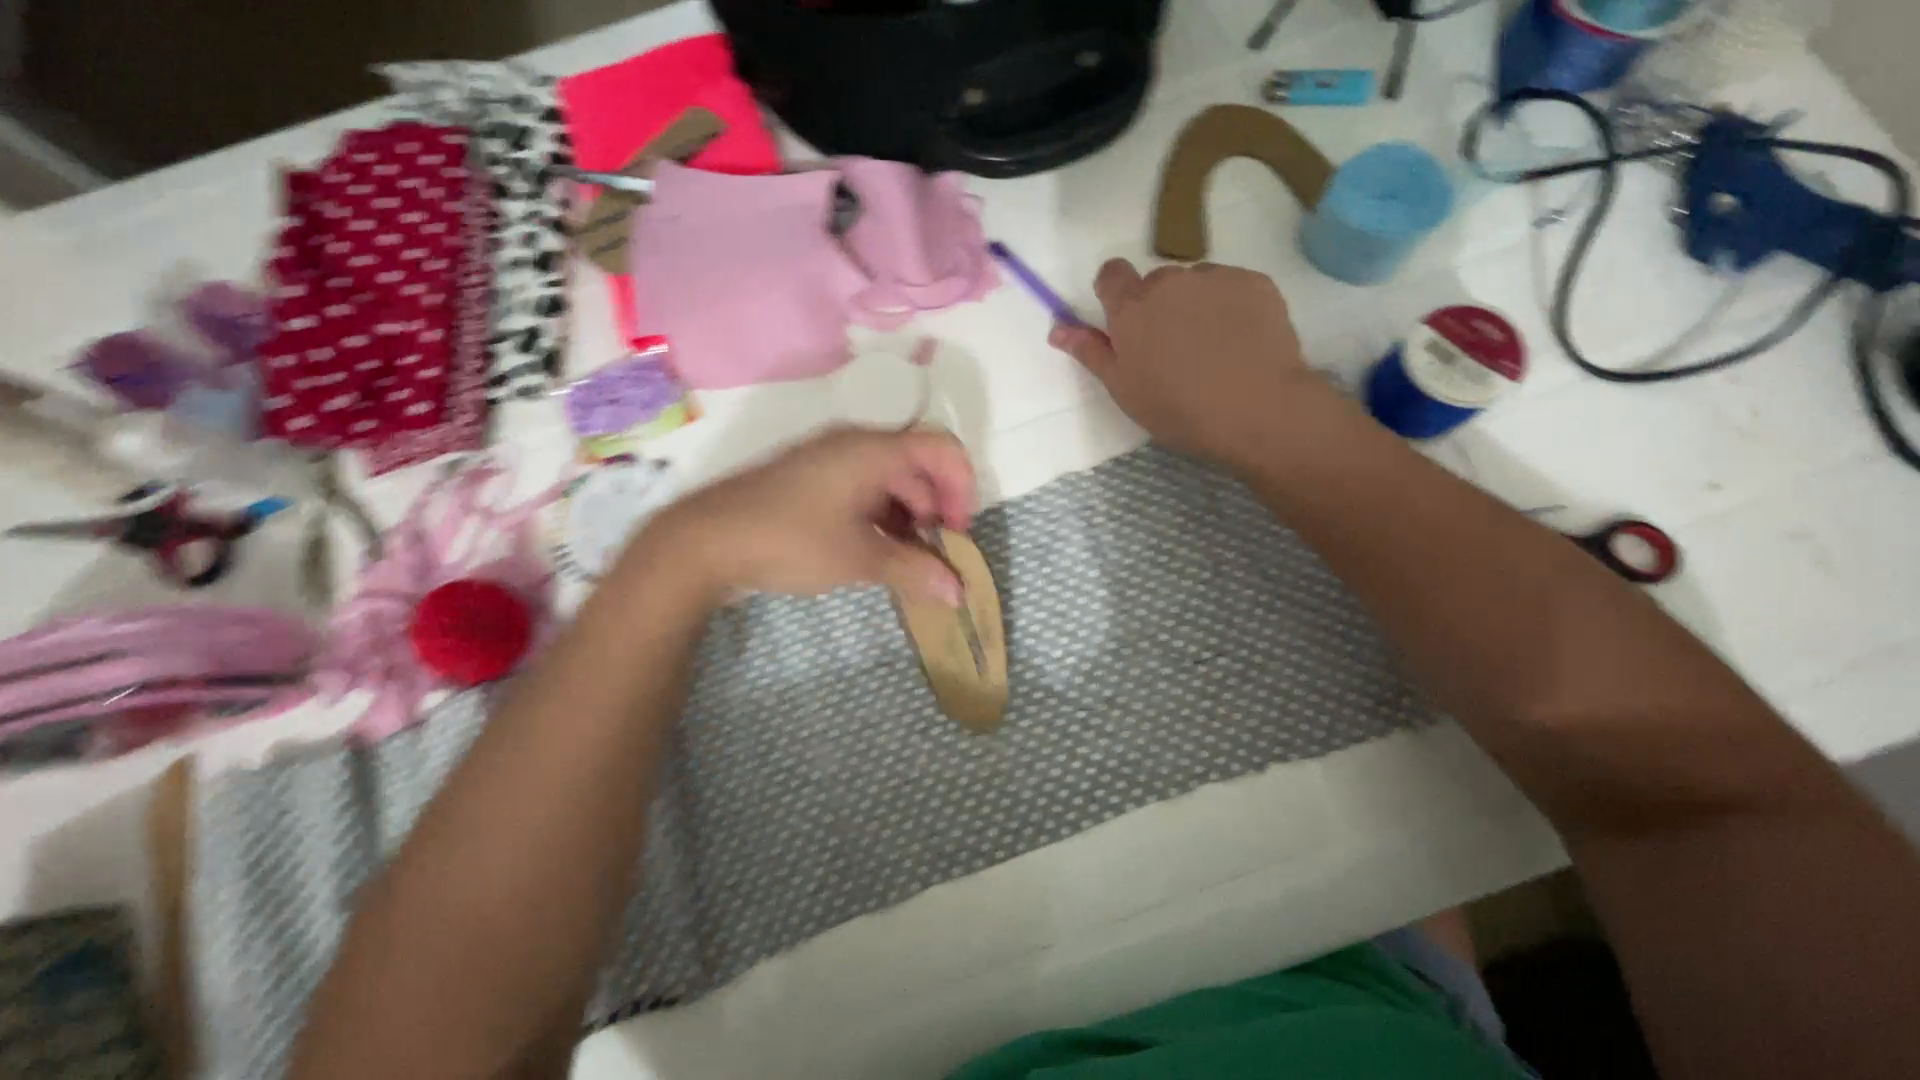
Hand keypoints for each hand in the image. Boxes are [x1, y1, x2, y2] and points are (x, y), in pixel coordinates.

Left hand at [629, 427, 976, 606]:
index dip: (962, 487)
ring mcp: (828, 461)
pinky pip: (861, 489)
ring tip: (906, 559)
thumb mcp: (859, 559)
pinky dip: (879, 516)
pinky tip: (874, 551)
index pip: (941, 448)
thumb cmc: (790, 541)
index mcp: (872, 450)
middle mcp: (853, 446)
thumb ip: (914, 571)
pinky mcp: (809, 482)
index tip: (957, 532)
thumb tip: (958, 593)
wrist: (704, 542)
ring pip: (888, 480)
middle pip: (917, 464)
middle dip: (936, 507)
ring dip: (908, 516)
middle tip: (935, 553)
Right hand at [1050, 260, 1331, 469]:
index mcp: (1131, 308)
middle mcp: (1170, 281)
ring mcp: (1216, 278)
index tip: (1128, 323)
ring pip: (1197, 284)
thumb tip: (1056, 328)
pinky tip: (1243, 344)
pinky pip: (1234, 288)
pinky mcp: (1255, 283)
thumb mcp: (1125, 390)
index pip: (1111, 274)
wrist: (1260, 410)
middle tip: (1175, 350)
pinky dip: (1233, 308)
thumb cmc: (1180, 409)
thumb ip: (1091, 352)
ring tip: (1215, 349)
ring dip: (1198, 305)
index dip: (1116, 293)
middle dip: (1161, 306)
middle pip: (1157, 282)